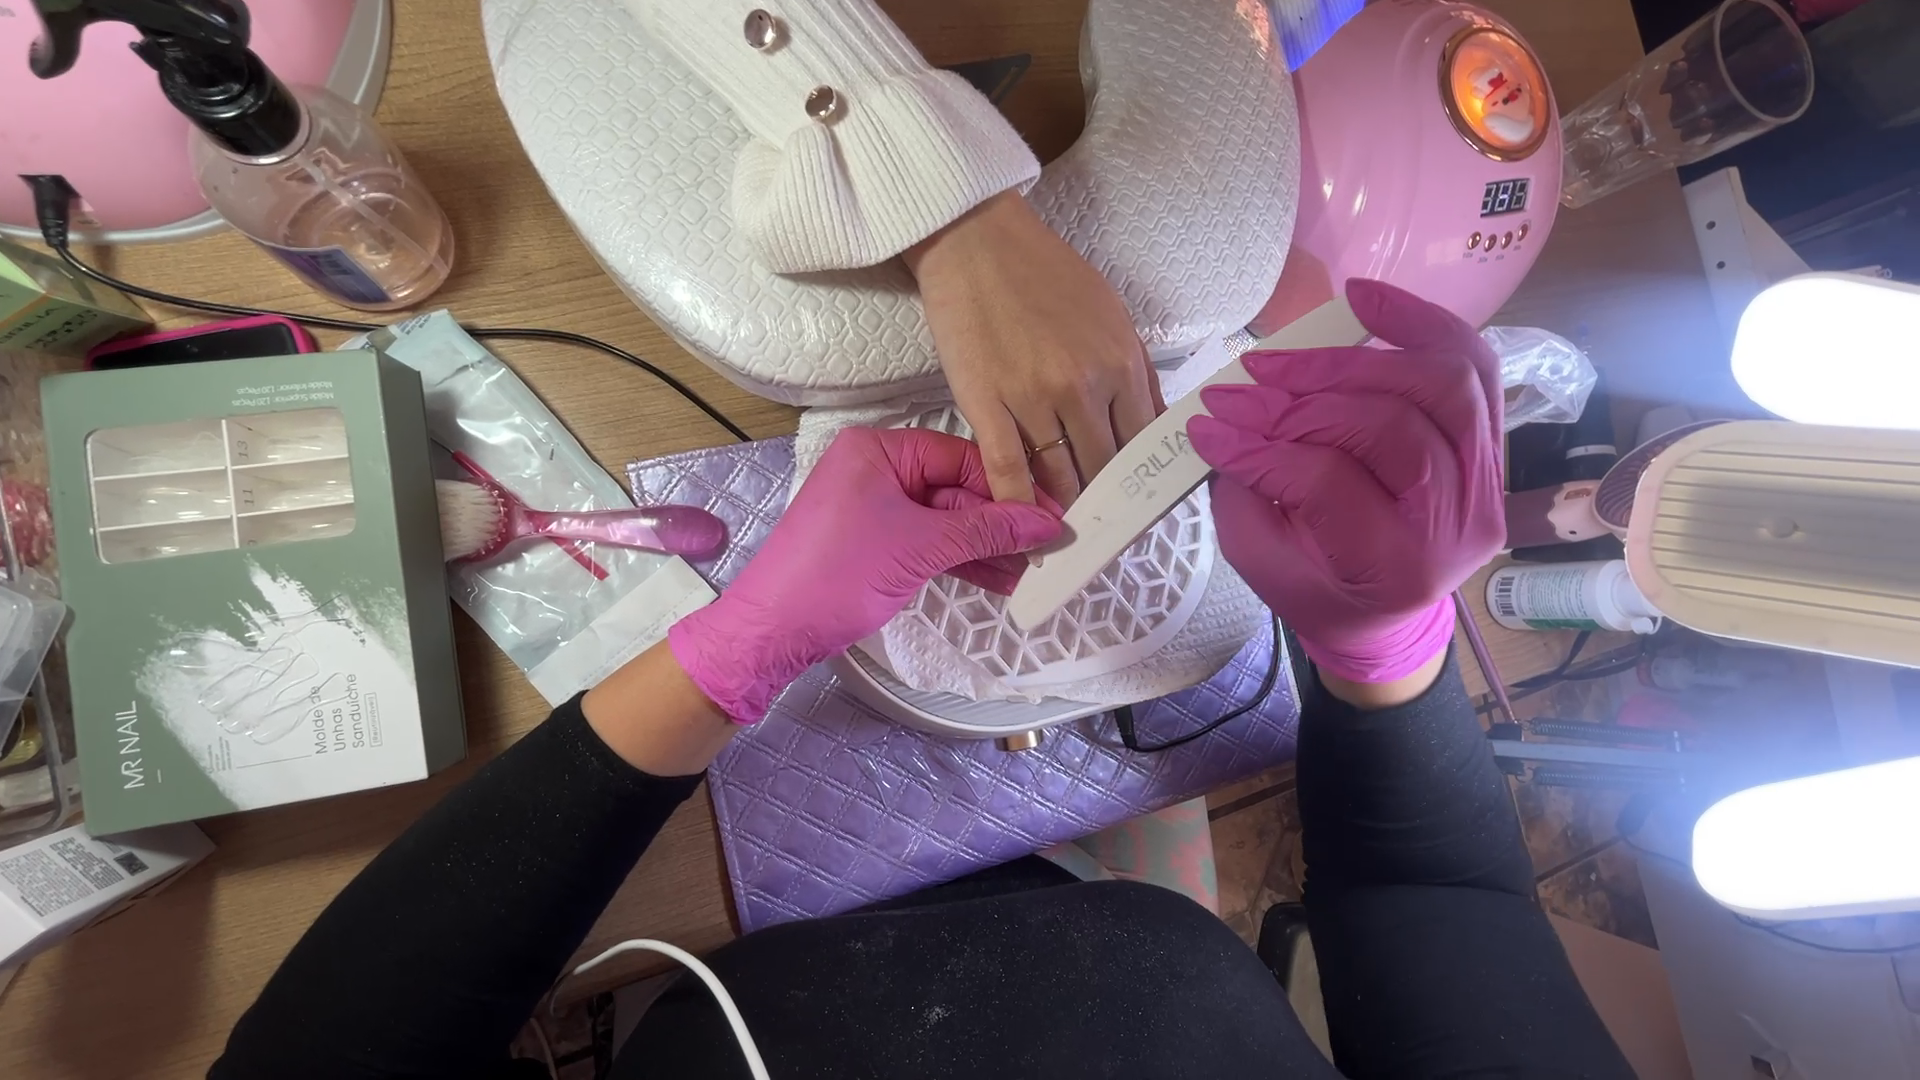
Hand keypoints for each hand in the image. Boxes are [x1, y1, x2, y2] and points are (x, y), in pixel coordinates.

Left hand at [668, 427, 1061, 722]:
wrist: (773, 632)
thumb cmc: (833, 577)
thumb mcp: (919, 547)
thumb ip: (985, 530)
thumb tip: (1042, 523)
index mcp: (878, 450)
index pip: (962, 456)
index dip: (1009, 486)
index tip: (1050, 512)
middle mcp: (877, 470)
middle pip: (957, 489)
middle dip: (1001, 522)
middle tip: (1049, 545)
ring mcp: (877, 508)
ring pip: (947, 521)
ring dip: (987, 546)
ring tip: (1034, 568)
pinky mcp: (878, 542)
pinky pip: (930, 543)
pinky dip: (962, 561)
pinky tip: (1002, 578)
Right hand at [904, 190, 1161, 506]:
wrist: (977, 242)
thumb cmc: (1046, 274)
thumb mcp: (1111, 313)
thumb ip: (1134, 371)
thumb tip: (1149, 424)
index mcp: (1121, 363)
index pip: (1140, 441)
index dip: (1138, 478)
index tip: (1133, 503)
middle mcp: (1085, 387)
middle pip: (1101, 466)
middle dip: (1102, 500)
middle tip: (1098, 527)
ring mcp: (1034, 399)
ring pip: (1059, 475)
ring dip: (1063, 507)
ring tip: (1064, 531)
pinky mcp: (987, 405)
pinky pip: (1007, 468)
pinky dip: (1017, 505)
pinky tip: (1023, 529)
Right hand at [1189, 278, 1504, 686]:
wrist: (1386, 615)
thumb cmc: (1316, 594)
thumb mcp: (1262, 564)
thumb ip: (1244, 494)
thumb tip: (1224, 422)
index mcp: (1392, 566)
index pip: (1326, 483)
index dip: (1259, 449)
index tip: (1205, 428)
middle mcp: (1455, 519)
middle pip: (1388, 424)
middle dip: (1298, 400)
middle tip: (1237, 390)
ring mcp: (1486, 477)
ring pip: (1436, 384)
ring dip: (1347, 360)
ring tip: (1280, 359)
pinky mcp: (1489, 442)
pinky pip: (1469, 363)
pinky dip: (1418, 322)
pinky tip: (1362, 298)